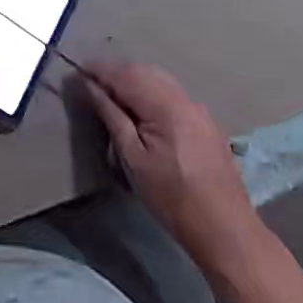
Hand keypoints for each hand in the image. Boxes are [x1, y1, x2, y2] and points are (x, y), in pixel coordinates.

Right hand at [83, 61, 261, 255]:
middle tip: (91, 83)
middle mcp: (185, 99)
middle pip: (143, 71)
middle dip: (115, 72)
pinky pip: (172, 94)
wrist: (226, 232)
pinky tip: (142, 109)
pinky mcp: (206, 123)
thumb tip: (89, 85)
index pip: (125, 74)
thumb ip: (111, 115)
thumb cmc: (172, 198)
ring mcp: (199, 110)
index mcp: (166, 106)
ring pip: (159, 80)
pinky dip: (151, 91)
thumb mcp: (133, 159)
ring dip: (133, 80)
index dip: (99, 70)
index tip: (76, 72)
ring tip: (111, 94)